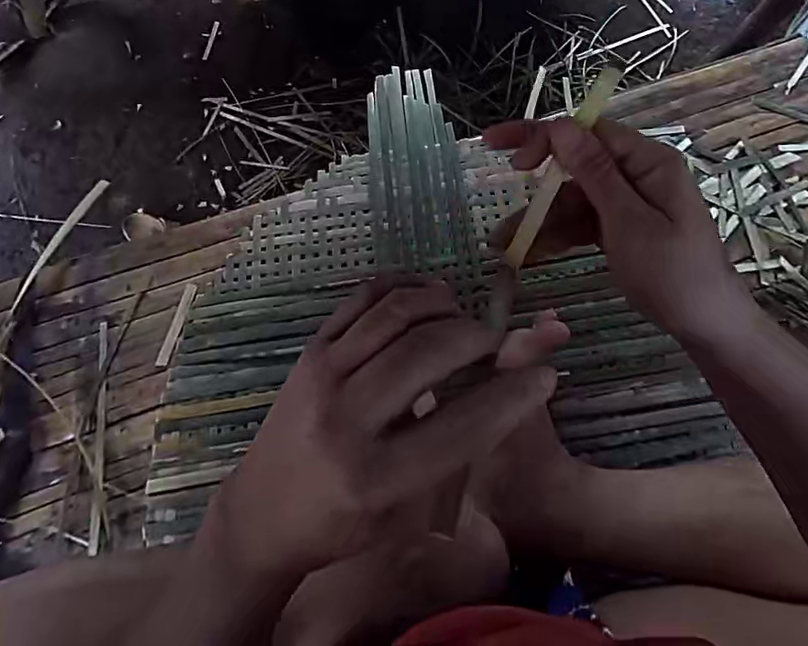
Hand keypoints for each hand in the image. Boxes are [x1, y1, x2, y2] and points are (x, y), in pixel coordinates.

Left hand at [207, 278, 556, 577]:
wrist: (262, 514)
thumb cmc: (343, 522)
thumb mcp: (407, 508)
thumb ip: (459, 448)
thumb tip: (513, 385)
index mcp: (373, 477)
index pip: (462, 425)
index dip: (513, 396)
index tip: (545, 375)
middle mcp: (344, 419)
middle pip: (429, 352)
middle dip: (477, 339)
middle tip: (493, 343)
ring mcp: (321, 376)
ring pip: (397, 312)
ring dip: (443, 305)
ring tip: (460, 318)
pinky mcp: (310, 350)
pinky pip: (365, 297)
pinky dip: (405, 286)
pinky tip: (428, 294)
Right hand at [484, 118, 756, 343]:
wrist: (708, 326)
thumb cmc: (675, 274)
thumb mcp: (630, 223)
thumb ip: (595, 173)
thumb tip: (561, 126)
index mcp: (647, 161)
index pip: (588, 132)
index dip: (545, 136)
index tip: (508, 153)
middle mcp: (637, 173)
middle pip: (577, 164)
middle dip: (538, 182)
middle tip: (501, 185)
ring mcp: (629, 201)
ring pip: (575, 197)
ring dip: (541, 216)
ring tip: (502, 242)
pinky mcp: (623, 227)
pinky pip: (584, 221)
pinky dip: (559, 233)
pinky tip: (527, 250)